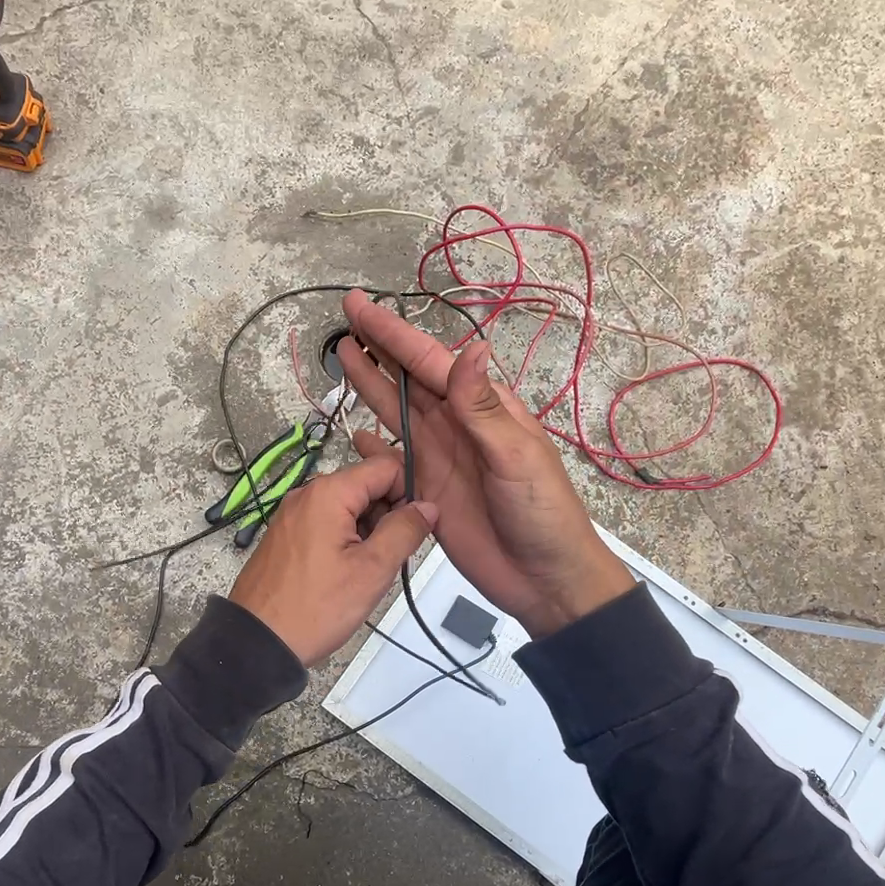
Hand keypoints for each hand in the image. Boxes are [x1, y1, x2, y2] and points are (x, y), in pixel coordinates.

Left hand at [228, 454, 439, 665]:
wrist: (258, 641)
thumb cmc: (315, 607)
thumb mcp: (371, 570)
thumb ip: (404, 531)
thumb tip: (427, 507)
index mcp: (328, 493)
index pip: (384, 466)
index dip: (409, 490)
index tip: (417, 525)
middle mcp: (307, 495)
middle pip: (364, 485)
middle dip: (388, 513)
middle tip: (393, 555)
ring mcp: (292, 515)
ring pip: (347, 507)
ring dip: (368, 530)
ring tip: (368, 570)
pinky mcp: (286, 536)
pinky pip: (326, 524)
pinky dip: (345, 540)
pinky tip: (347, 572)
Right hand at [337, 290, 635, 637]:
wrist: (543, 578)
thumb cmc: (541, 513)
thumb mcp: (516, 457)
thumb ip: (483, 409)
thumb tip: (469, 348)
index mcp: (483, 409)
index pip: (431, 363)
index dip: (395, 335)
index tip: (362, 307)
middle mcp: (456, 426)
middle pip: (409, 379)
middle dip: (379, 347)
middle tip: (345, 316)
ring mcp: (439, 458)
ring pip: (397, 412)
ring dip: (371, 384)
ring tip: (342, 357)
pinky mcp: (426, 491)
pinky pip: (392, 461)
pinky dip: (372, 447)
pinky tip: (354, 433)